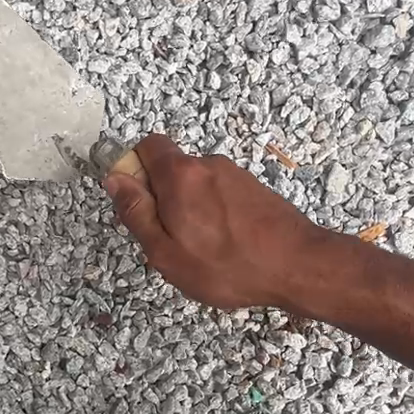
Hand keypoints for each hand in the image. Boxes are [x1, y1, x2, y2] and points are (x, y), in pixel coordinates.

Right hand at [103, 134, 341, 310]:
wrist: (298, 266)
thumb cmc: (229, 266)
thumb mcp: (164, 251)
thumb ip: (135, 212)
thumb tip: (114, 179)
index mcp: (180, 176)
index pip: (146, 146)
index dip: (133, 171)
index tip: (137, 205)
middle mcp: (208, 165)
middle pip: (170, 169)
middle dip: (161, 199)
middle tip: (169, 240)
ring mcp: (234, 175)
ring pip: (195, 186)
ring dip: (189, 211)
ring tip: (202, 250)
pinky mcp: (253, 189)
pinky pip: (218, 196)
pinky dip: (213, 216)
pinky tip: (224, 248)